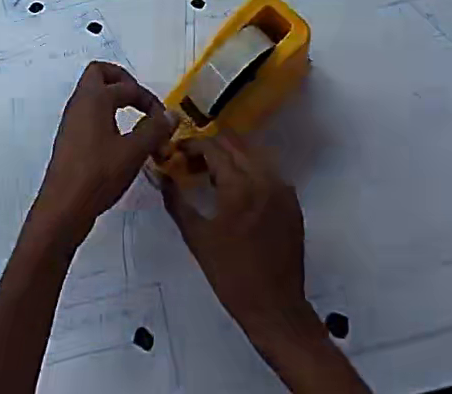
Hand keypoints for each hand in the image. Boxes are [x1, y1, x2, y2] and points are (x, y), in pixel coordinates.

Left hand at [31, 61, 174, 238]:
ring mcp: (72, 119)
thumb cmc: (99, 173)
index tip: (164, 122)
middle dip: (124, 82)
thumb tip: (172, 114)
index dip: (149, 100)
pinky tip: (122, 142)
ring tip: (137, 125)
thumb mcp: (134, 151)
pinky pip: (90, 113)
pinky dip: (107, 116)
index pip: (127, 85)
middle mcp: (80, 102)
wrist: (64, 206)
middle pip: (100, 73)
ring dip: (116, 101)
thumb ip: (154, 129)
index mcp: (94, 98)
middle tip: (142, 102)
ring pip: (93, 94)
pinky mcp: (70, 137)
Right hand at [160, 134, 323, 348]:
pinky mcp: (292, 203)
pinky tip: (238, 190)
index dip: (191, 145)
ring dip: (231, 156)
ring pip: (253, 153)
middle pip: (234, 143)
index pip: (212, 146)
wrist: (274, 308)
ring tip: (214, 175)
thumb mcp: (196, 236)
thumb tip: (159, 175)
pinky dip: (250, 170)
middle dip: (211, 147)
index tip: (178, 153)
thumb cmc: (230, 273)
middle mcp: (263, 179)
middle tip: (192, 163)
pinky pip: (269, 171)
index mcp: (238, 186)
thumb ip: (175, 199)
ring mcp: (282, 190)